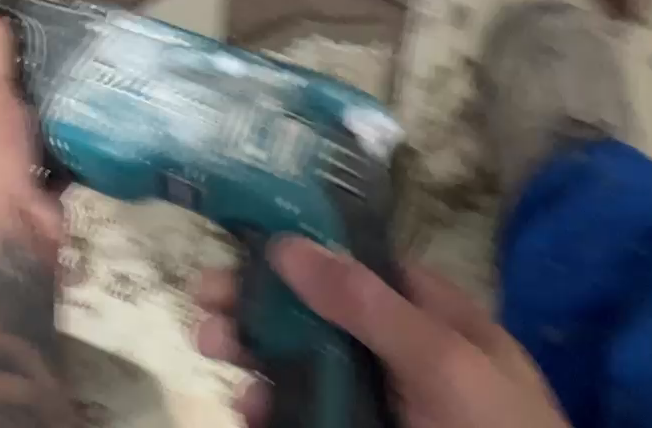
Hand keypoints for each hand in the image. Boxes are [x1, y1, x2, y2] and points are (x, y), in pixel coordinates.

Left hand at [0, 15, 65, 268]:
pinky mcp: (36, 185)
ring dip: (48, 109)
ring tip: (77, 70)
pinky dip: (70, 136)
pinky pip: (55, 151)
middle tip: (54, 48)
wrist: (14, 235)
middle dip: (21, 84)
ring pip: (26, 127)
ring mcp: (2, 170)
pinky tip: (91, 109)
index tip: (12, 34)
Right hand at [193, 237, 567, 427]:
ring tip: (211, 348)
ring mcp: (377, 405)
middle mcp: (397, 353)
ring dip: (251, 351)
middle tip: (205, 300)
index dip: (298, 246)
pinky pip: (302, 415)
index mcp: (430, 316)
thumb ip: (367, 302)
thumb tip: (285, 241)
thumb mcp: (446, 363)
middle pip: (314, 311)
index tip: (243, 243)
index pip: (354, 262)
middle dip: (258, 301)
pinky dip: (266, 407)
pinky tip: (245, 410)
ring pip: (300, 363)